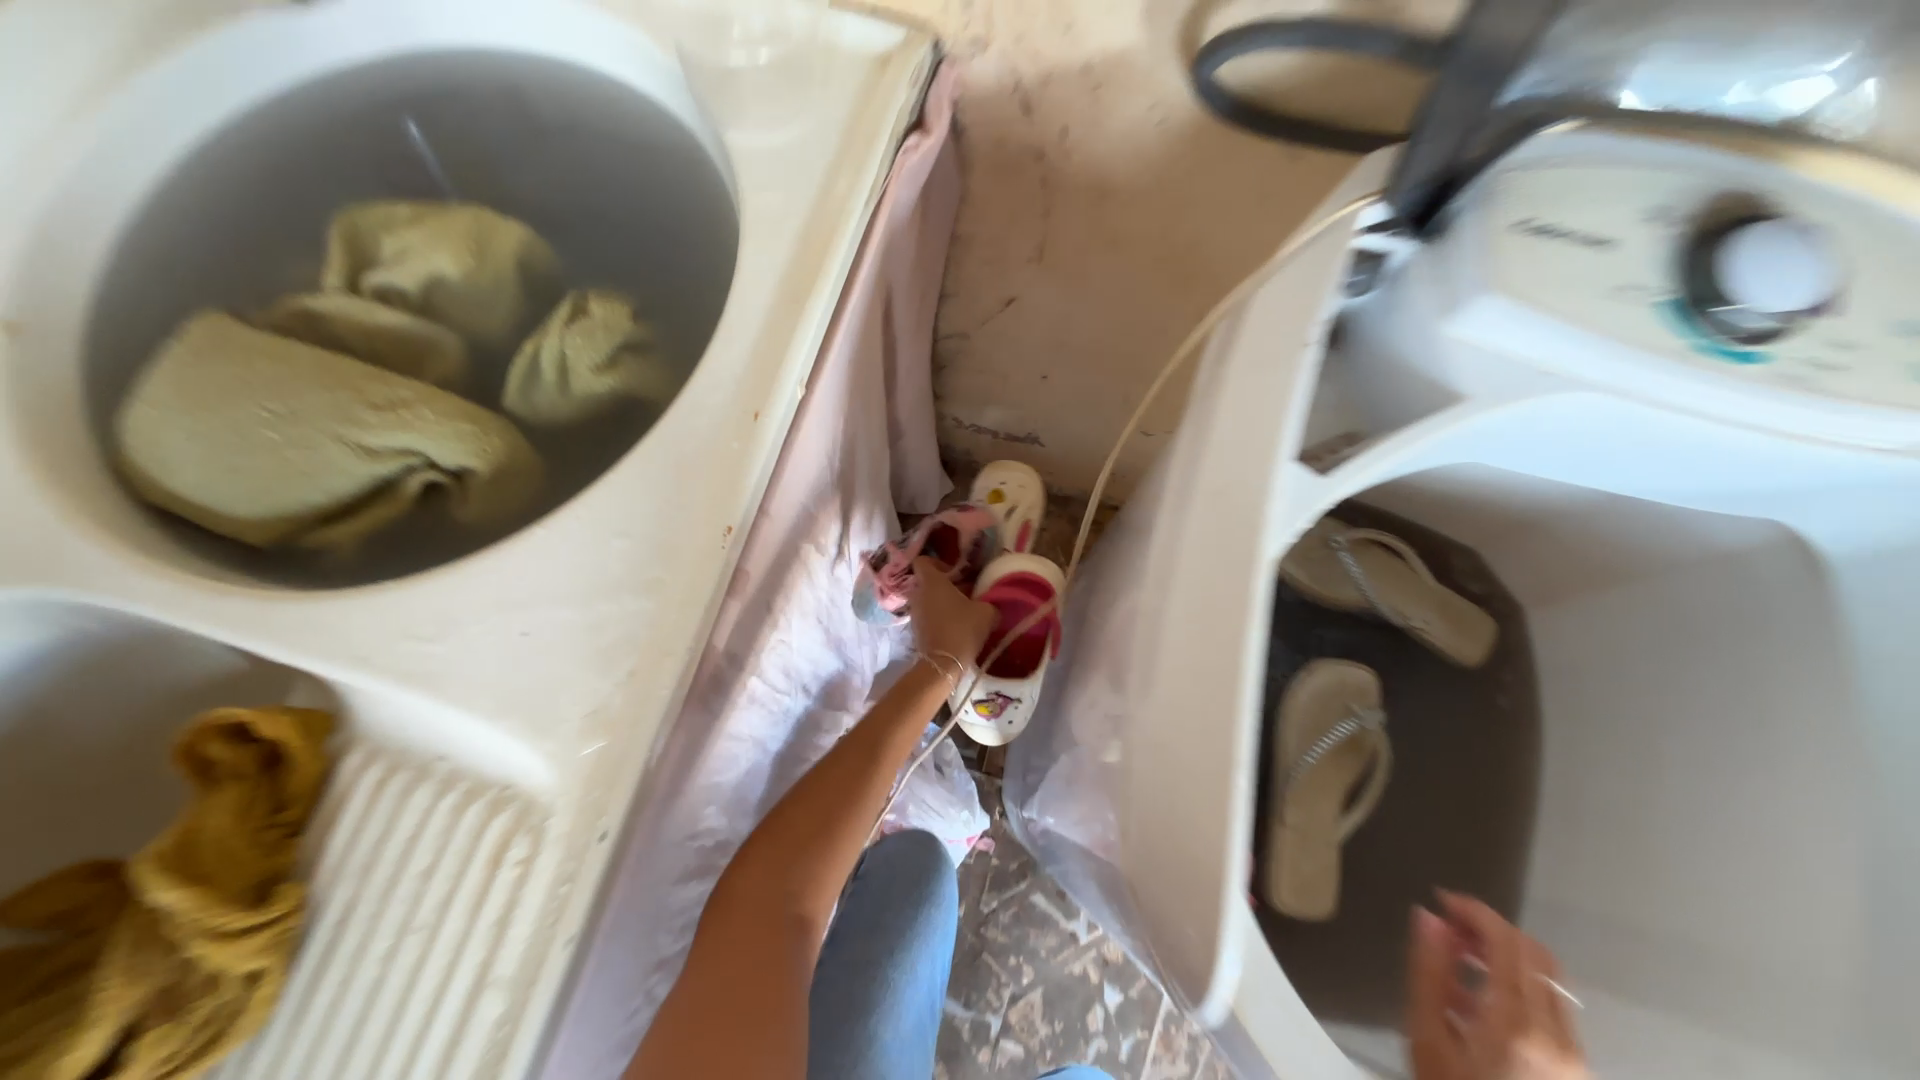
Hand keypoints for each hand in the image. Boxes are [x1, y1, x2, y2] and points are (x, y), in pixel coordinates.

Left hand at [908, 557, 994, 668]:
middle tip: (967, 592)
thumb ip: (988, 601)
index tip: (956, 572)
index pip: (923, 561)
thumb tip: (989, 602)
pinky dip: (939, 616)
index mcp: (931, 582)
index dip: (938, 563)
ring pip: (928, 599)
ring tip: (964, 611)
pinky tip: (957, 626)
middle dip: (946, 584)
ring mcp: (915, 612)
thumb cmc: (963, 629)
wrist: (944, 664)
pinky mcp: (916, 629)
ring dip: (943, 602)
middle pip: (929, 581)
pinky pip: (928, 614)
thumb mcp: (987, 612)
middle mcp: (918, 594)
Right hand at [1408, 892, 1588, 1079]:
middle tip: (1448, 928)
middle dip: (1491, 931)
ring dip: (1505, 958)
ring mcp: (1572, 1055)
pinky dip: (1516, 988)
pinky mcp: (1573, 1070)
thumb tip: (1428, 917)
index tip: (1440, 901)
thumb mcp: (1425, 1038)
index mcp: (1516, 1021)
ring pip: (1546, 981)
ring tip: (1457, 960)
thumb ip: (1428, 972)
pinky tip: (1477, 1004)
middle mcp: (1556, 1032)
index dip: (1475, 912)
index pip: (1507, 942)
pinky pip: (1549, 1009)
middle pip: (1535, 955)